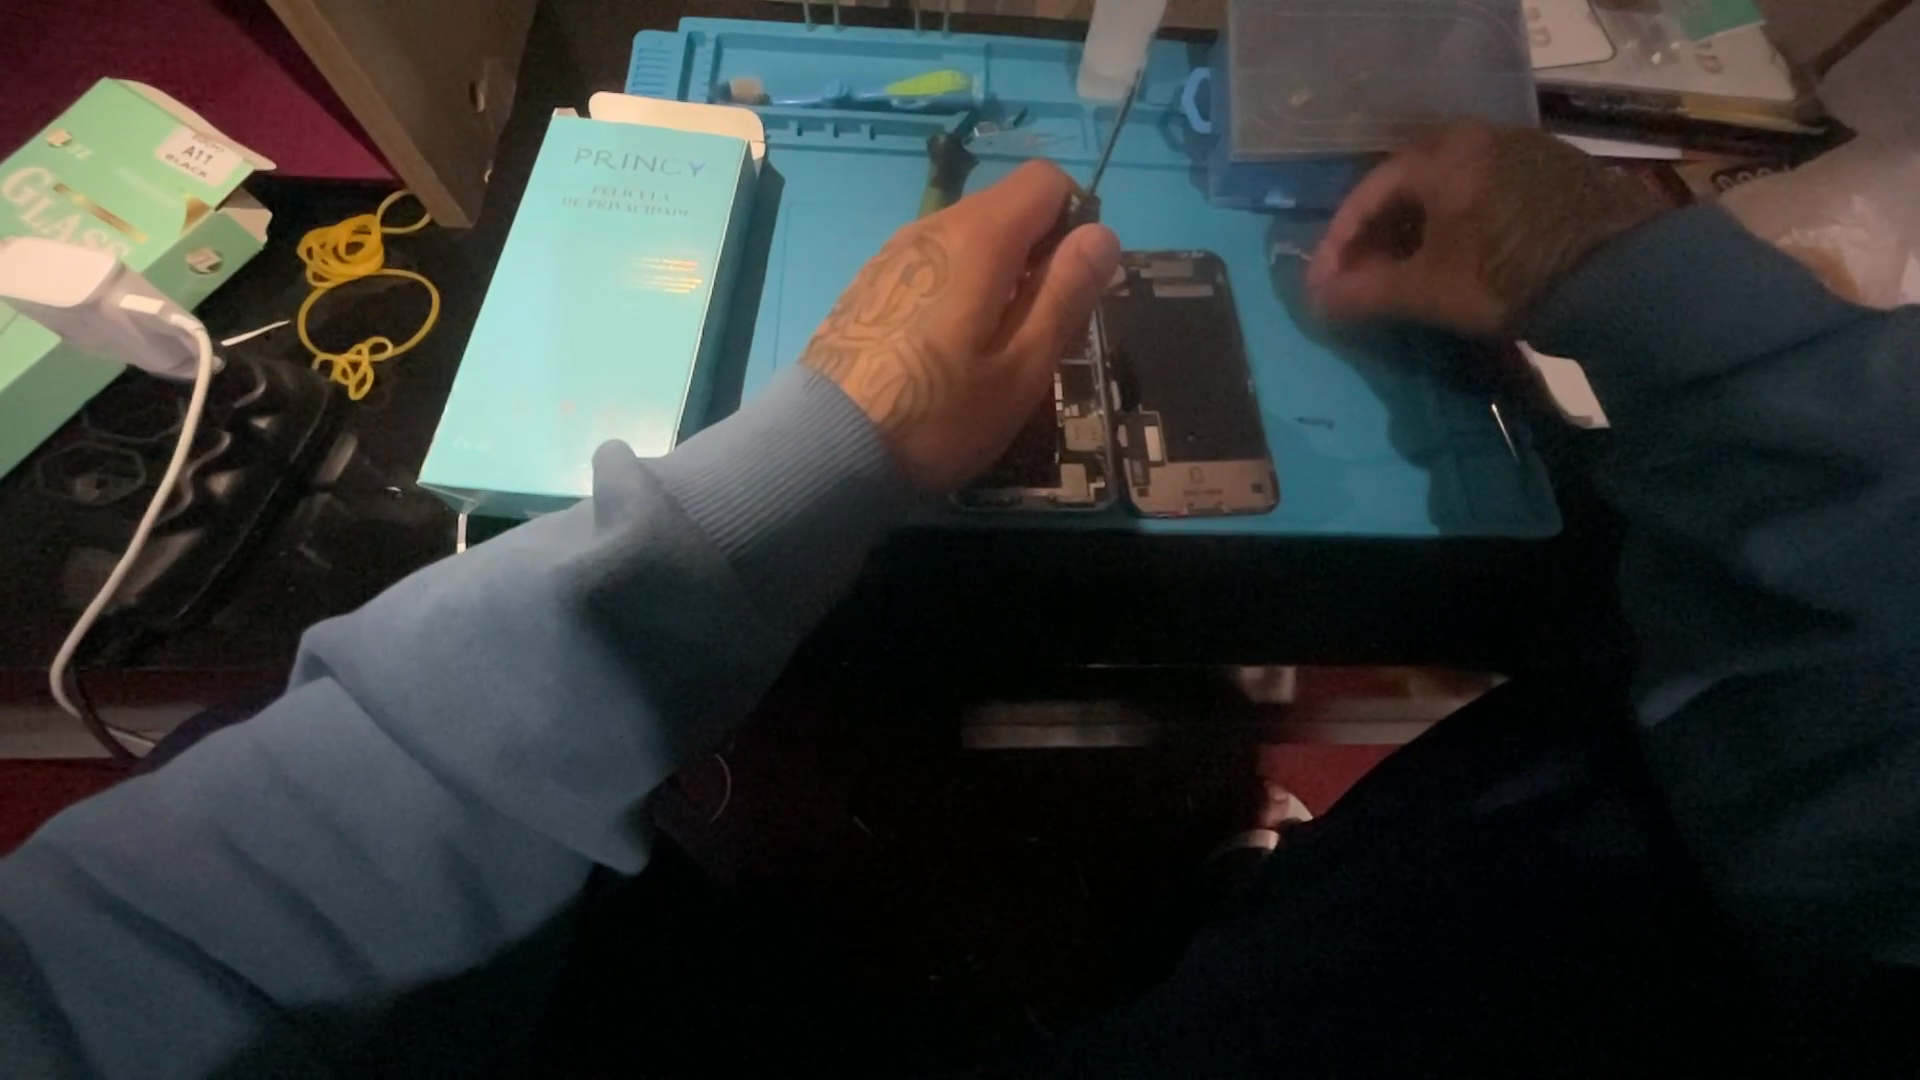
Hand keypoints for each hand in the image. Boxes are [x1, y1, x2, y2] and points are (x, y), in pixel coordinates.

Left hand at [800, 161, 1120, 490]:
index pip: (1046, 181)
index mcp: (979, 237)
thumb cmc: (939, 416)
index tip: (1070, 287)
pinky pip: (931, 267)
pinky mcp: (868, 287)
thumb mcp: (1021, 369)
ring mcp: (892, 255)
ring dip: (995, 278)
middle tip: (1032, 334)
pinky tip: (940, 353)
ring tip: (986, 352)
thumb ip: (1066, 295)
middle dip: (1037, 257)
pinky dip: (955, 292)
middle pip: (1006, 210)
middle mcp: (932, 227)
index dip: (1075, 223)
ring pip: (967, 240)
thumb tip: (1103, 233)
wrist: (827, 451)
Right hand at [1307, 122, 1667, 336]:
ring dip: (1409, 234)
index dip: (1335, 244)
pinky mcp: (1554, 174)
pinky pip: (1479, 195)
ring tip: (1395, 275)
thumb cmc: (1502, 276)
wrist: (1621, 278)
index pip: (1366, 194)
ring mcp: (1523, 151)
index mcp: (1442, 155)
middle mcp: (1480, 138)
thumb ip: (1360, 292)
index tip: (1321, 285)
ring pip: (1442, 192)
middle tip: (1355, 279)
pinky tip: (1446, 260)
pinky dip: (1450, 226)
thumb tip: (1317, 301)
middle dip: (1371, 238)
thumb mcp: (1420, 290)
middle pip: (1403, 188)